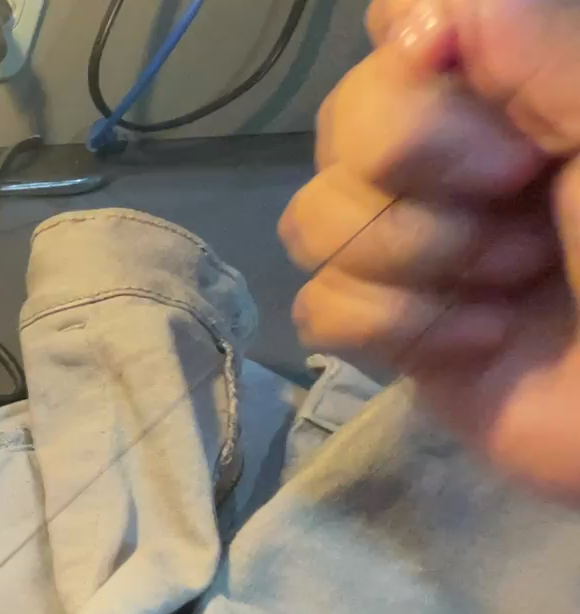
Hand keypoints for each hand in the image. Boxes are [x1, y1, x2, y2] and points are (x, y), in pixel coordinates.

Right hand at [279, 0, 579, 498]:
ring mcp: (414, 244)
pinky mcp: (382, 325)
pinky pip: (317, 308)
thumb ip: (546, 54)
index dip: (407, 45)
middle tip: (515, 187)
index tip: (447, 65)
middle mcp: (462, 157)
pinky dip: (394, 326)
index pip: (411, 27)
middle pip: (339, 126)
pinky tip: (474, 337)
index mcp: (531, 89)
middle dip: (410, 163)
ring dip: (411, 256)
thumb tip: (431, 11)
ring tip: (509, 279)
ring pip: (312, 222)